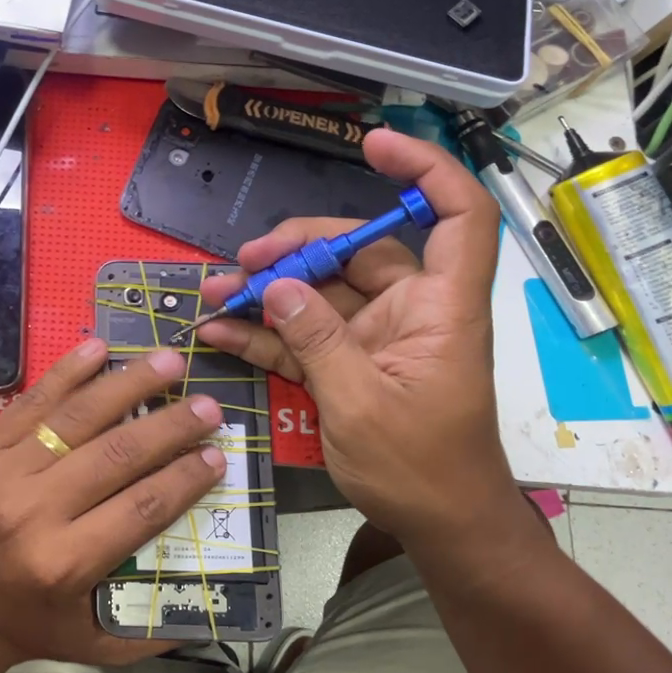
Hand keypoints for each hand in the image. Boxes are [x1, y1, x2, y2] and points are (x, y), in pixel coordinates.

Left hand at [0, 340, 227, 672]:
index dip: (184, 478)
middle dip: (169, 426)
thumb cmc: (31, 626)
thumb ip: (155, 626)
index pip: (140, 507)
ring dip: (126, 385)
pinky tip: (98, 347)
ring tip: (168, 361)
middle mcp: (33, 513)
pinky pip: (29, 405)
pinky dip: (65, 374)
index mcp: (64, 562)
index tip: (217, 455)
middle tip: (208, 405)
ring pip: (74, 420)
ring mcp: (3, 476)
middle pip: (115, 456)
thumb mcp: (96, 643)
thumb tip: (215, 597)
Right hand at [196, 129, 516, 545]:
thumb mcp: (362, 405)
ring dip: (266, 291)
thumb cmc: (421, 468)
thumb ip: (319, 341)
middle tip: (245, 262)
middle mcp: (409, 310)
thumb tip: (280, 287)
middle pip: (357, 251)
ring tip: (215, 293)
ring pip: (318, 292)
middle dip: (298, 249)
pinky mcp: (344, 364)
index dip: (425, 171)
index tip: (375, 146)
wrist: (437, 525)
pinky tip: (218, 332)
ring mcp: (373, 337)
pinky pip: (300, 335)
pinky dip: (262, 333)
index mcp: (440, 309)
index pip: (455, 217)